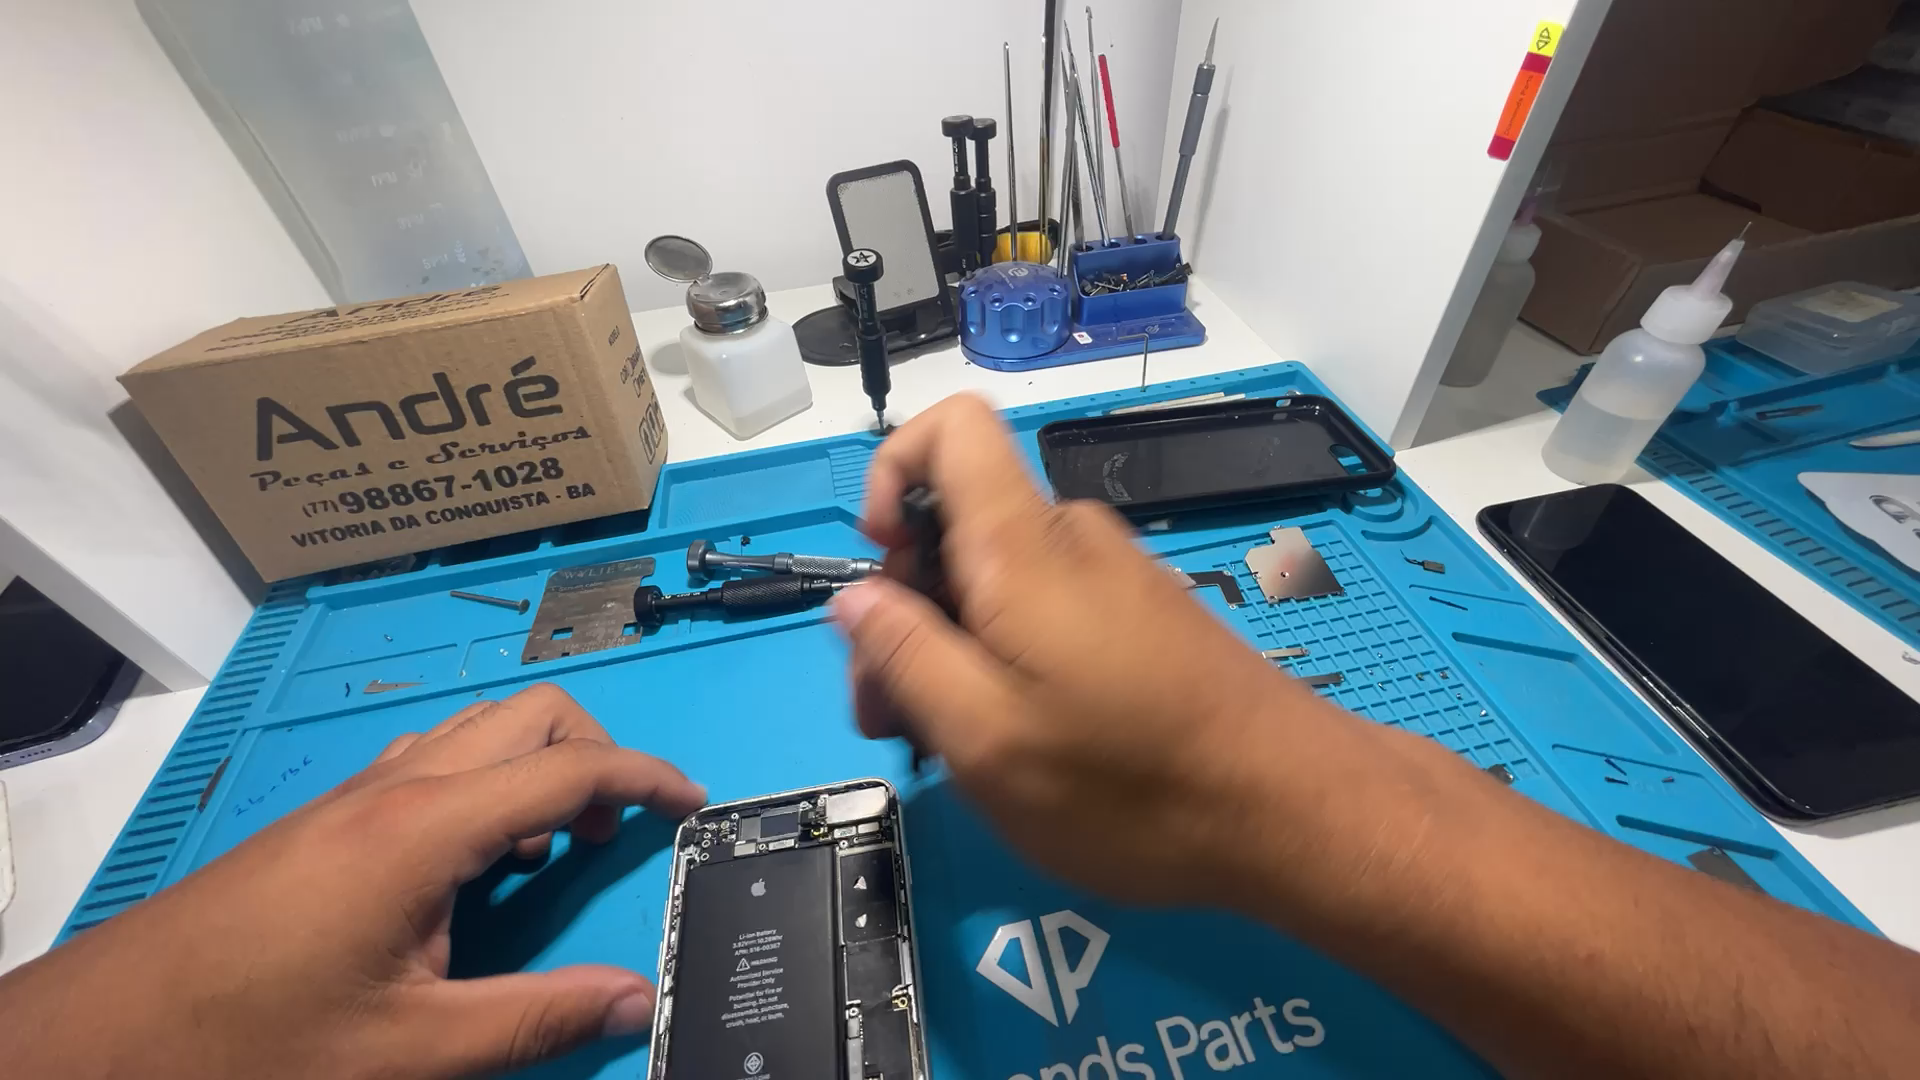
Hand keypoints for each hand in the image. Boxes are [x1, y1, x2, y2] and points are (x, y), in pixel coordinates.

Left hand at [0, 684, 704, 1078]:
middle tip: (607, 830)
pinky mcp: (339, 806)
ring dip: (542, 764)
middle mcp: (408, 782)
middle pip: (538, 714)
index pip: (574, 769)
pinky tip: (471, 856)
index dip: (648, 778)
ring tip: (543, 846)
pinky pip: (446, 754)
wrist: (70, 1051)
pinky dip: (493, 779)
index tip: (691, 801)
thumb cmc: (242, 1048)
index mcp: (431, 825)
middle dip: (598, 755)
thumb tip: (636, 1002)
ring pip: (490, 725)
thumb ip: (536, 1019)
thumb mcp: (402, 1050)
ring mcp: (367, 786)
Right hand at [833, 394, 1381, 907]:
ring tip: (945, 740)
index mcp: (1022, 544)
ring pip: (994, 576)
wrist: (1293, 811)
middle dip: (906, 606)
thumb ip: (904, 655)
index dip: (895, 470)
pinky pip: (1042, 606)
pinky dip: (1004, 653)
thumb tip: (854, 596)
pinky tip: (1009, 731)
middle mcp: (1066, 537)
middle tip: (890, 713)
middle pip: (957, 522)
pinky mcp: (1135, 611)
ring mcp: (1108, 573)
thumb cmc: (1129, 783)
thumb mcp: (985, 738)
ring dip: (952, 644)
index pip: (952, 427)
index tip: (883, 561)